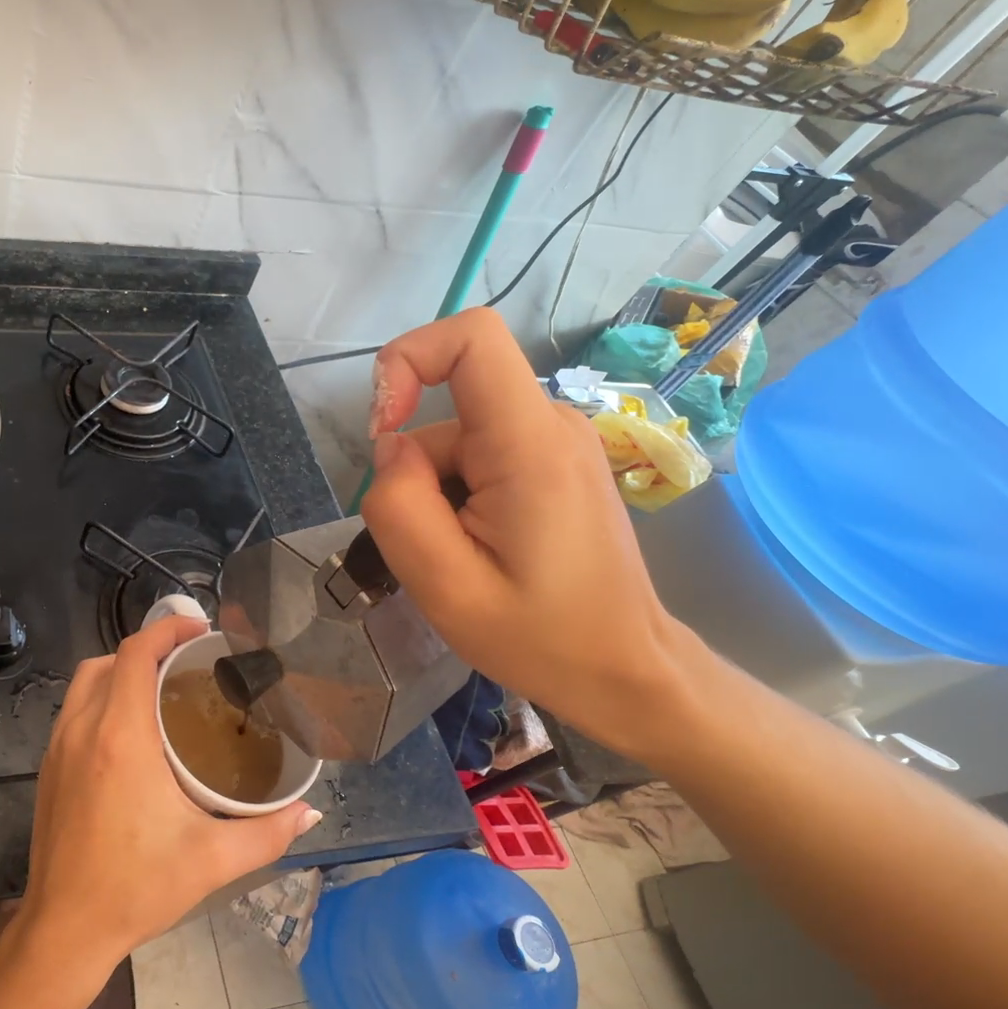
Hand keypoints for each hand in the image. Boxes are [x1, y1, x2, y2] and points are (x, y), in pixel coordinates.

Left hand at [18, 616, 322, 966]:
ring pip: (86, 682)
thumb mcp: (211, 860)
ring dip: (121, 672)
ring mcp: (58, 746)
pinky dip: (102, 699)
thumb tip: (309, 812)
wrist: (65, 926)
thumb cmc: (136, 886)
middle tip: (190, 663)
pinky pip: (74, 710)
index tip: (200, 630)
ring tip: (163, 691)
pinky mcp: (48, 766)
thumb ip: (267, 833)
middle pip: (110, 660)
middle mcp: (82, 728)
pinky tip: (132, 731)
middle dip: (149, 649)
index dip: (166, 629)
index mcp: (120, 736)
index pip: (136, 653)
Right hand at [361, 308, 695, 757]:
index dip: (408, 360)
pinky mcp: (553, 460)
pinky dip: (456, 496)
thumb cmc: (539, 637)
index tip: (383, 430)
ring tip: (460, 558)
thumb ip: (397, 503)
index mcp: (531, 446)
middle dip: (416, 472)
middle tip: (433, 547)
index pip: (471, 338)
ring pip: (455, 438)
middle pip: (448, 409)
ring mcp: (556, 441)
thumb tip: (392, 447)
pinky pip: (477, 454)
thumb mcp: (443, 585)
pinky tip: (478, 549)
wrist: (624, 670)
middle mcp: (552, 424)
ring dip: (435, 494)